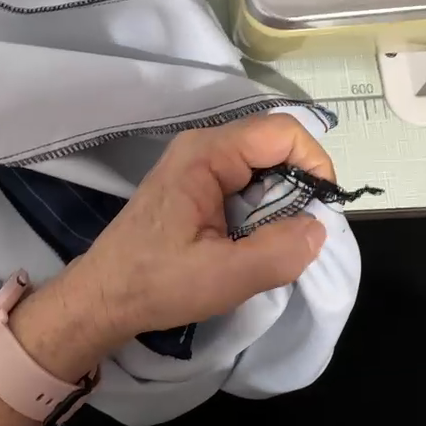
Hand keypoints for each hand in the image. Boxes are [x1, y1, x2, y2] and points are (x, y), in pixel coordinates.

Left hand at [44, 114, 333, 350]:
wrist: (103, 294)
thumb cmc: (156, 283)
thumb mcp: (224, 277)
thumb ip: (278, 252)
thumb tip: (319, 226)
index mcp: (206, 154)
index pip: (281, 131)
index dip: (313, 162)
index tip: (322, 209)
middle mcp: (202, 146)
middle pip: (272, 143)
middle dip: (297, 184)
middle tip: (297, 233)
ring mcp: (196, 162)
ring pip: (261, 162)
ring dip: (279, 198)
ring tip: (274, 241)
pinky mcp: (194, 182)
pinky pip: (244, 178)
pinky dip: (260, 205)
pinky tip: (252, 239)